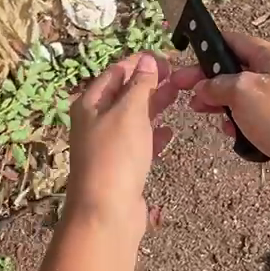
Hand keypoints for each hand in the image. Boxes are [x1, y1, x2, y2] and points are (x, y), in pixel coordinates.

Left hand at [67, 52, 183, 229]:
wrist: (106, 212)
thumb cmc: (116, 155)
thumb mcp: (129, 112)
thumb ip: (140, 85)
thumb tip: (147, 61)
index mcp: (90, 104)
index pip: (116, 72)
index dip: (140, 62)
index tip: (166, 58)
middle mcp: (94, 122)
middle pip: (125, 94)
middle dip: (150, 83)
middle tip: (179, 76)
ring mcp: (107, 146)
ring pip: (134, 118)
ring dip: (155, 105)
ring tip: (178, 95)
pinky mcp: (120, 167)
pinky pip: (139, 143)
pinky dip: (154, 134)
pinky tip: (170, 132)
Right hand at [173, 31, 269, 183]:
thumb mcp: (243, 92)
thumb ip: (217, 84)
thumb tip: (202, 86)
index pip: (234, 40)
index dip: (208, 46)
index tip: (185, 60)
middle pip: (235, 69)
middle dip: (209, 80)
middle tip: (185, 92)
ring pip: (242, 95)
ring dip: (221, 103)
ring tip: (202, 113)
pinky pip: (253, 118)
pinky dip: (238, 122)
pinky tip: (231, 133)